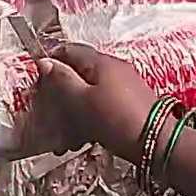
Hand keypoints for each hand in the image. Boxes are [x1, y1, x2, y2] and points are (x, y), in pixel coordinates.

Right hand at [35, 43, 159, 160]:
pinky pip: (103, 101)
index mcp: (100, 62)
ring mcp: (125, 84)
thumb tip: (44, 60)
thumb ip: (62, 79)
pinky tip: (85, 136)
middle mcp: (114, 67)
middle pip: (79, 70)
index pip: (68, 50)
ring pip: (90, 88)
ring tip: (65, 131)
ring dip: (75, 105)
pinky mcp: (132, 101)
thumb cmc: (115, 120)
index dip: (50, 62)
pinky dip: (90, 113)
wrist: (158, 145)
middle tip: (50, 109)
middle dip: (62, 89)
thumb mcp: (82, 100)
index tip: (38, 81)